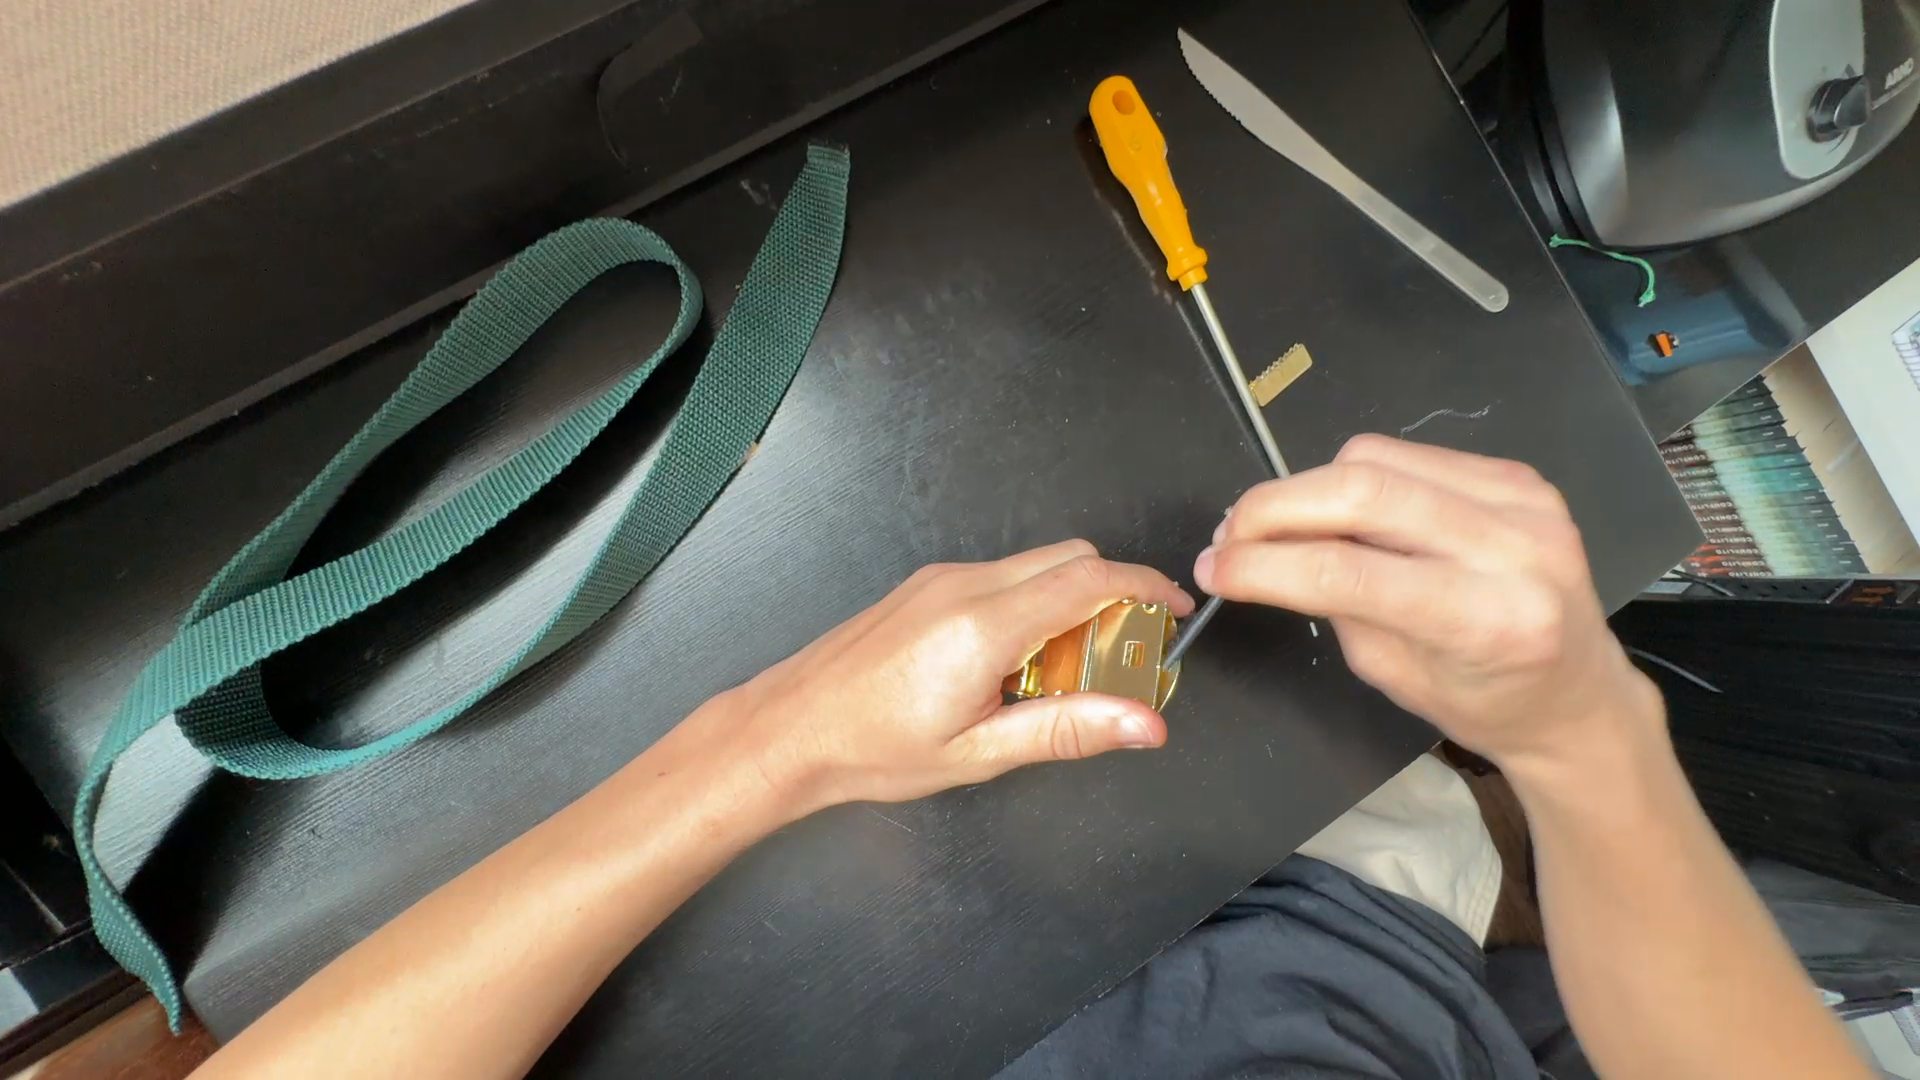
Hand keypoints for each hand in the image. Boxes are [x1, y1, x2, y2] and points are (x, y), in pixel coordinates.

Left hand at [713, 540, 1194, 810]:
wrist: (789, 725)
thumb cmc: (878, 749)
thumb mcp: (978, 752)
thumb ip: (1066, 730)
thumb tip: (1147, 724)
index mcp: (984, 624)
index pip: (1089, 579)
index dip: (1146, 586)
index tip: (1175, 610)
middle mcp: (966, 582)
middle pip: (1067, 556)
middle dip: (1112, 590)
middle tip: (1119, 653)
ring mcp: (941, 576)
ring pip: (1034, 563)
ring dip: (1069, 597)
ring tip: (1062, 668)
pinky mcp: (925, 582)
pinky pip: (1000, 574)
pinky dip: (1031, 600)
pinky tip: (1013, 657)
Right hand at [1195, 435, 1658, 769]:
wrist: (1575, 693)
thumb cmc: (1475, 701)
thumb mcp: (1384, 668)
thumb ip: (1328, 600)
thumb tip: (1253, 553)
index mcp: (1486, 619)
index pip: (1344, 572)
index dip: (1259, 565)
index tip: (1211, 570)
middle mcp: (1514, 546)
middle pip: (1359, 492)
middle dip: (1269, 508)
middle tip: (1228, 535)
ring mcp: (1522, 501)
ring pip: (1371, 460)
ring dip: (1302, 490)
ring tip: (1277, 525)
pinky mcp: (1514, 476)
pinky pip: (1400, 455)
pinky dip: (1348, 478)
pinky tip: (1339, 513)